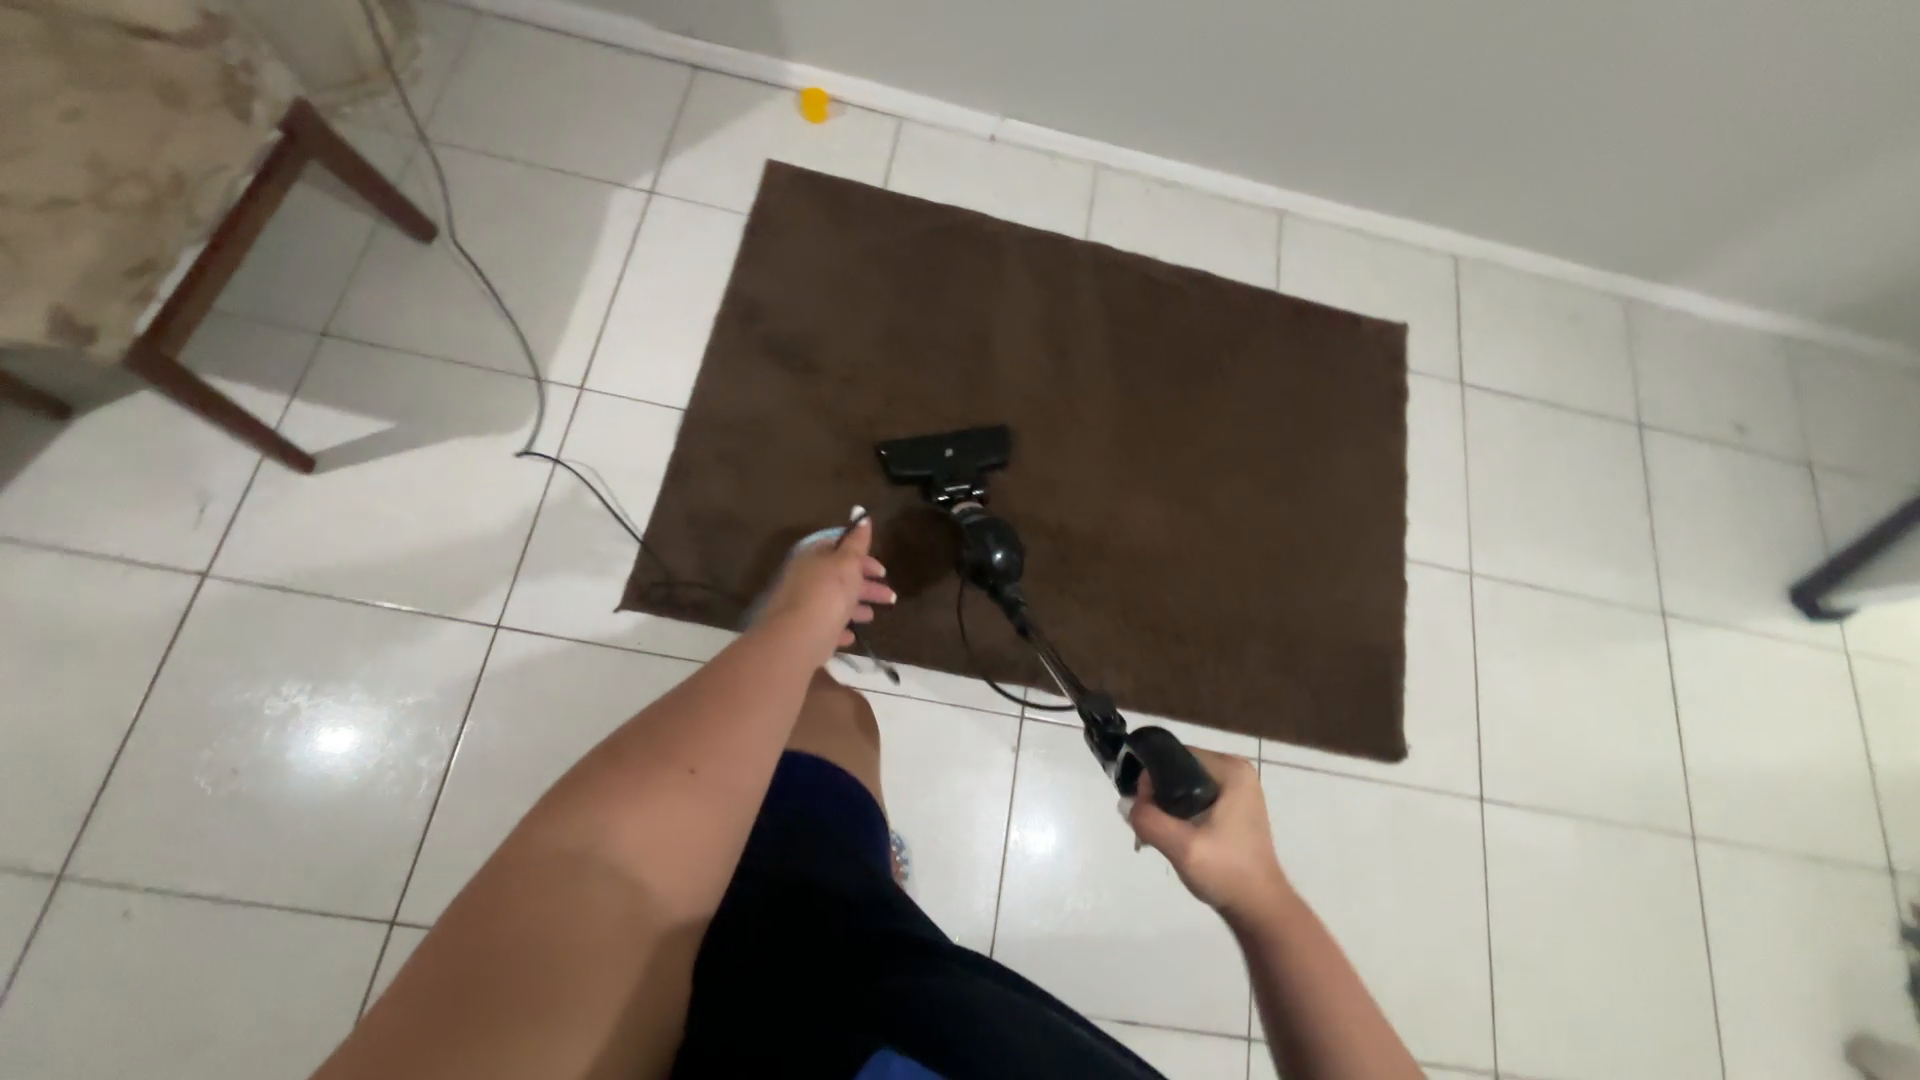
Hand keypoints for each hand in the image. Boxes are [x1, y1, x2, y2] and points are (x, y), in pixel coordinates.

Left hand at [756, 517, 895, 653]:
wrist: (798, 636)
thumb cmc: (828, 592)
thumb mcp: (848, 562)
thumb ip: (856, 541)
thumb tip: (861, 513)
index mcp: (813, 557)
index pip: (838, 550)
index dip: (862, 558)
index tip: (882, 571)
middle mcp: (804, 578)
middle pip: (838, 577)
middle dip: (865, 585)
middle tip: (890, 596)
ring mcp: (801, 605)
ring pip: (833, 601)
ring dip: (854, 607)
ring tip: (872, 616)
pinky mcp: (803, 631)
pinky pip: (824, 625)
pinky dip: (839, 627)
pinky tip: (852, 635)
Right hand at [1129, 749, 1289, 920]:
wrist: (1259, 909)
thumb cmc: (1227, 873)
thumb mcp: (1182, 847)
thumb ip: (1149, 820)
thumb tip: (1129, 804)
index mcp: (1231, 770)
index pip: (1176, 756)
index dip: (1152, 778)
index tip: (1142, 807)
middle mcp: (1236, 772)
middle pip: (1179, 770)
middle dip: (1158, 795)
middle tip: (1149, 826)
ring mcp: (1238, 791)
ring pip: (1185, 786)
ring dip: (1168, 808)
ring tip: (1158, 834)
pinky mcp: (1234, 809)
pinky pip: (1196, 799)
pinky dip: (1181, 815)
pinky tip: (1174, 838)